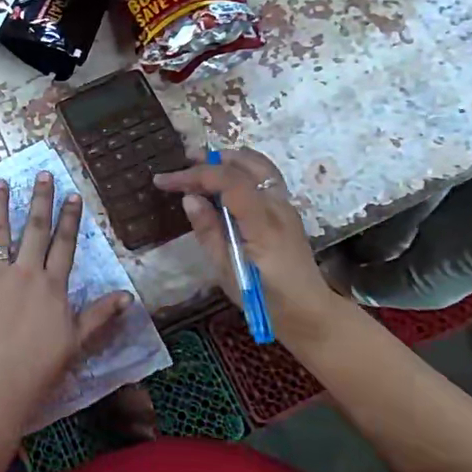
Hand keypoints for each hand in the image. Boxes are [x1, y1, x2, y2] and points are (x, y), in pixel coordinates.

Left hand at [0, 171, 131, 421]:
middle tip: (42, 174)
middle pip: (34, 229)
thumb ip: (101, 315)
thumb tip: (129, 296)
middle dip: (40, 200)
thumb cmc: (41, 366)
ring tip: (0, 182)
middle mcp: (26, 273)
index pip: (65, 243)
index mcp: (53, 284)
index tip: (73, 195)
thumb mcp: (78, 341)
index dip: (70, 218)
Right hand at [153, 149, 341, 340]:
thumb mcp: (227, 272)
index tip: (164, 181)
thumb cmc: (264, 300)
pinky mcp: (287, 210)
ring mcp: (286, 205)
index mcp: (263, 224)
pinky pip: (264, 177)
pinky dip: (241, 170)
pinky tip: (224, 183)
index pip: (229, 182)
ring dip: (228, 160)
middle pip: (246, 164)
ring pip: (259, 165)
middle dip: (211, 160)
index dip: (194, 175)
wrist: (307, 311)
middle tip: (182, 164)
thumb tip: (189, 199)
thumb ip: (209, 232)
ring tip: (201, 166)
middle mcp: (279, 206)